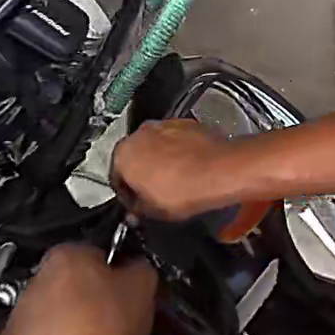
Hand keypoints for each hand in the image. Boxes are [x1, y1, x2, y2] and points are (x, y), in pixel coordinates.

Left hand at [0, 243, 155, 334]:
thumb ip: (137, 267)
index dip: (106, 270)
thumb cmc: (108, 334)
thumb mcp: (144, 287)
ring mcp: (13, 325)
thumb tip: (133, 266)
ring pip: (43, 319)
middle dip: (80, 297)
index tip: (118, 290)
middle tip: (105, 320)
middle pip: (62, 284)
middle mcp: (31, 283)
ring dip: (60, 329)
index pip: (88, 252)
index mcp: (64, 256)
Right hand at [110, 118, 237, 220]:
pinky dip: (179, 150)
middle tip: (155, 193)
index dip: (127, 194)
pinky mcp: (186, 122)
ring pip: (155, 145)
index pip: (116, 177)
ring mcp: (163, 124)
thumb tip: (137, 209)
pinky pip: (175, 139)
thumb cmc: (184, 189)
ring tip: (175, 180)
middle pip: (135, 156)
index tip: (136, 204)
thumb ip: (137, 208)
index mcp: (123, 154)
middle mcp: (140, 133)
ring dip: (160, 159)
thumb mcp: (152, 211)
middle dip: (143, 173)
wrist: (218, 170)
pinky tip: (189, 167)